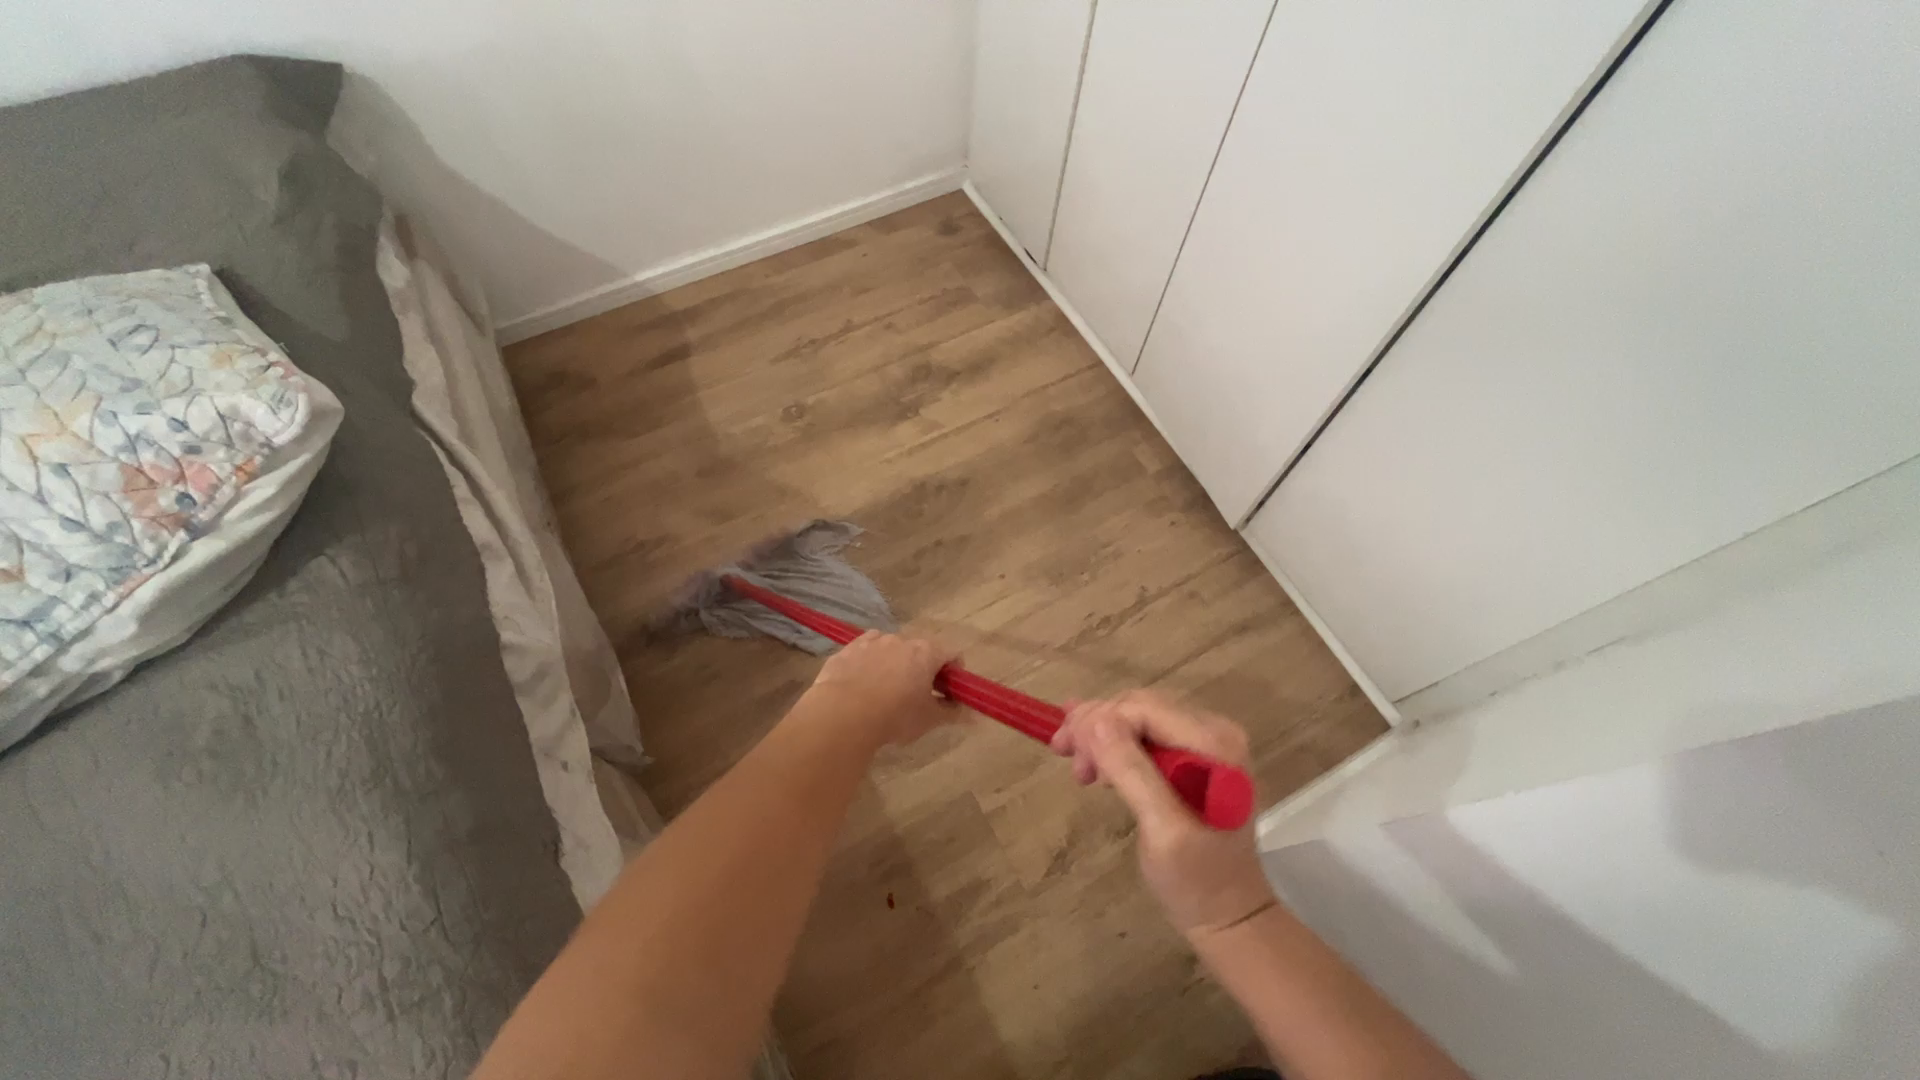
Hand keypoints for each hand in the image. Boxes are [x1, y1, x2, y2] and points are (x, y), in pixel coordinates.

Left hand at [801, 631, 960, 747]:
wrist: (842, 714)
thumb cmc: (894, 716)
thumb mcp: (928, 719)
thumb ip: (952, 713)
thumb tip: (971, 715)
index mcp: (926, 652)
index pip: (952, 653)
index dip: (955, 671)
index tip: (950, 691)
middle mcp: (901, 640)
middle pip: (922, 649)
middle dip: (925, 667)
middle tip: (920, 694)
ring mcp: (872, 641)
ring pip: (892, 648)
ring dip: (896, 663)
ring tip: (887, 690)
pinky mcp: (848, 649)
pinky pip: (866, 650)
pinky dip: (870, 661)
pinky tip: (864, 682)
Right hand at [1053, 690, 1274, 937]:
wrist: (1230, 916)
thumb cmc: (1196, 880)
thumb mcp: (1161, 830)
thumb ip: (1132, 772)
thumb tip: (1094, 721)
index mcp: (1214, 743)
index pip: (1142, 708)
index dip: (1097, 721)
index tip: (1063, 749)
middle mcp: (1215, 732)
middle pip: (1139, 707)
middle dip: (1095, 726)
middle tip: (1063, 755)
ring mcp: (1206, 744)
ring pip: (1138, 718)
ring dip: (1102, 736)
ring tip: (1079, 769)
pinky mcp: (1195, 758)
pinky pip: (1147, 735)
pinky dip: (1116, 746)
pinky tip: (1097, 765)